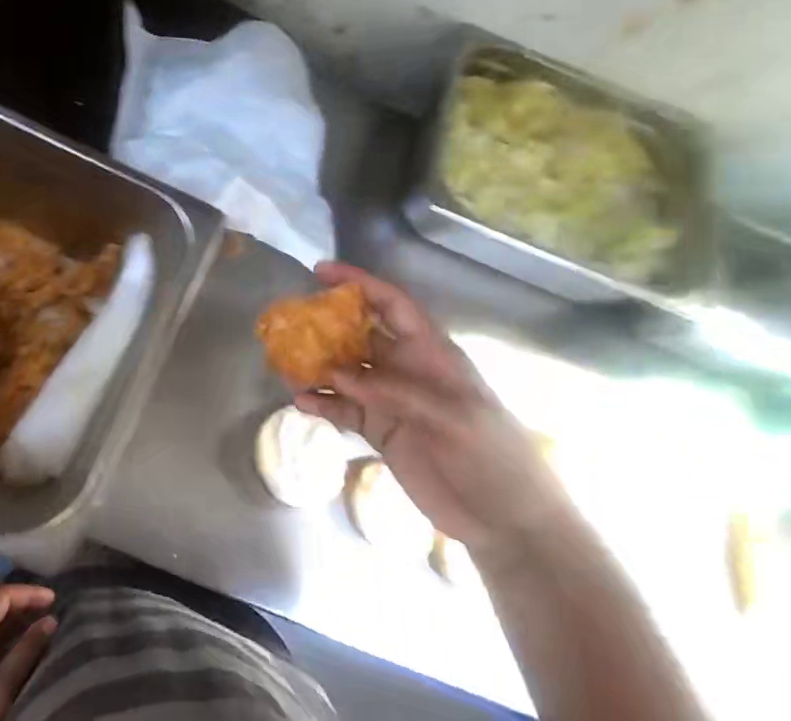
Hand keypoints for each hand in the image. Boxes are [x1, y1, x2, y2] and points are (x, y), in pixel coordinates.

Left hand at [0, 584, 57, 720]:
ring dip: (11, 620)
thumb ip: (26, 652)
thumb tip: (51, 620)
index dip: (28, 593)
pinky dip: (1, 636)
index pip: (0, 598)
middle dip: (21, 603)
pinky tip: (13, 647)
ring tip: (36, 624)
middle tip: (47, 609)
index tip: (53, 599)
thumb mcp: (0, 688)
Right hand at [294, 263, 573, 554]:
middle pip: (360, 335)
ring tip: (284, 367)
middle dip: (326, 326)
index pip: (391, 305)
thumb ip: (396, 392)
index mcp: (431, 352)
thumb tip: (336, 374)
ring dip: (317, 367)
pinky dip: (324, 404)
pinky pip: (345, 411)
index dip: (359, 284)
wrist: (506, 519)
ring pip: (346, 373)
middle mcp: (407, 368)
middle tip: (289, 325)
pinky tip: (300, 403)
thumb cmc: (493, 457)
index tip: (319, 272)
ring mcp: (392, 401)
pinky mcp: (382, 432)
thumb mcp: (454, 418)